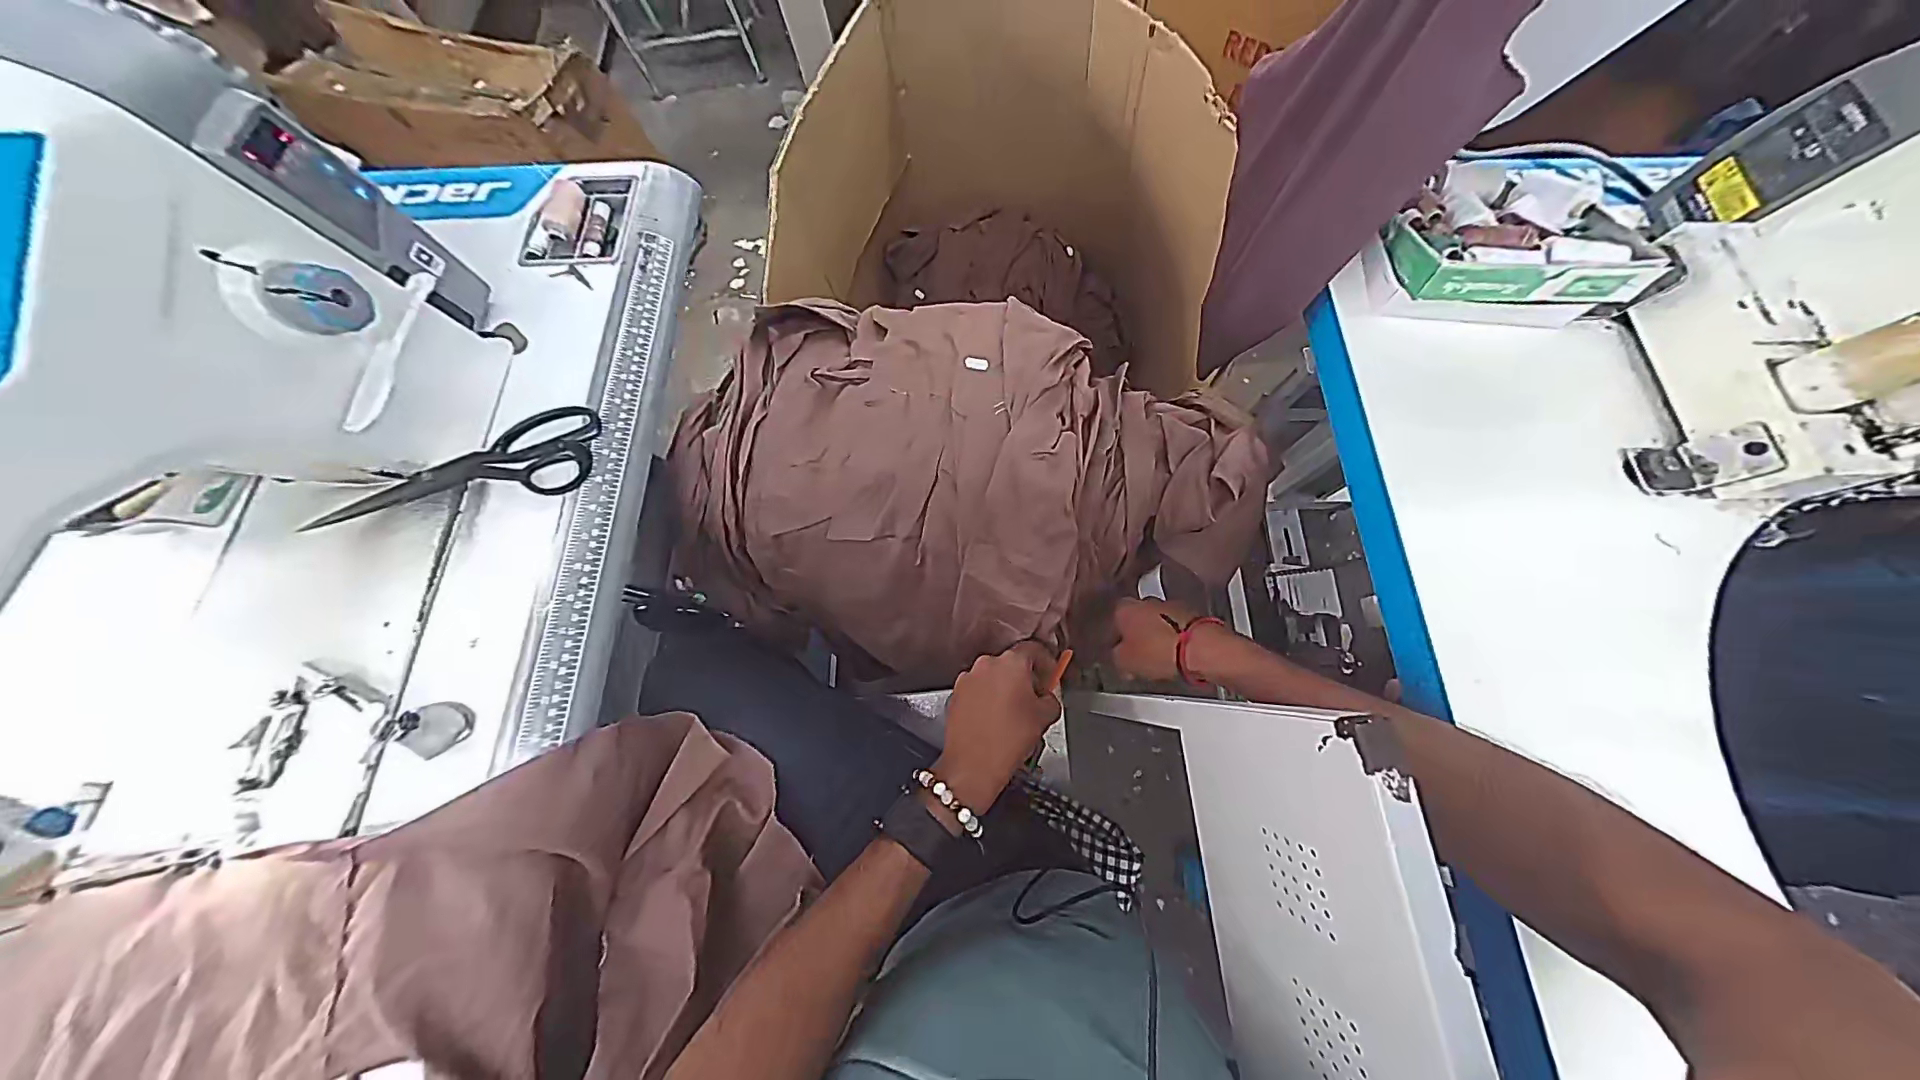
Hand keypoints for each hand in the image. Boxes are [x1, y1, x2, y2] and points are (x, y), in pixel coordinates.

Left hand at [934, 643, 1060, 811]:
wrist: (973, 765)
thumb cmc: (1007, 740)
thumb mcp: (1045, 716)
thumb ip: (1051, 697)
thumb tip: (1048, 696)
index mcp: (1011, 663)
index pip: (1034, 649)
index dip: (1047, 662)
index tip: (1050, 673)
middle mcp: (986, 665)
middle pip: (1012, 663)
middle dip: (1025, 678)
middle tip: (1035, 698)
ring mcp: (968, 679)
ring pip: (993, 677)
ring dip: (1005, 689)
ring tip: (1014, 714)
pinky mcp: (956, 694)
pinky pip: (978, 690)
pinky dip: (988, 699)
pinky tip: (996, 720)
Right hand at [1107, 597, 1240, 682]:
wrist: (1201, 650)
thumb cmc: (1159, 652)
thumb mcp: (1124, 661)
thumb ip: (1116, 656)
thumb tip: (1118, 655)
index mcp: (1124, 608)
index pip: (1111, 621)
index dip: (1113, 638)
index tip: (1116, 652)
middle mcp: (1146, 601)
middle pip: (1135, 619)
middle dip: (1135, 635)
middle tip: (1136, 656)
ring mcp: (1170, 606)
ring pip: (1156, 622)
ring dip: (1155, 635)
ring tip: (1158, 659)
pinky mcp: (1191, 614)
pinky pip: (1175, 627)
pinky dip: (1173, 638)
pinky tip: (1174, 655)